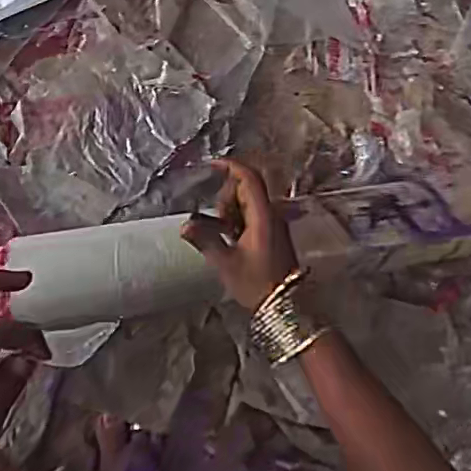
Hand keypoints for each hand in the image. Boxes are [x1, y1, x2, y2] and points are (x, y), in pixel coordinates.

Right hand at [181, 159, 298, 309]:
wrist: (285, 305)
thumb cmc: (257, 284)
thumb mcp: (226, 263)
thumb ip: (205, 240)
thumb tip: (185, 225)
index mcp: (263, 215)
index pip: (249, 178)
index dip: (231, 166)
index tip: (212, 164)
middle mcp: (272, 214)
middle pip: (248, 187)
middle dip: (227, 196)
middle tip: (218, 221)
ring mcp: (275, 223)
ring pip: (249, 201)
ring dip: (232, 209)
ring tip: (225, 233)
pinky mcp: (273, 233)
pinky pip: (253, 214)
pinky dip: (239, 219)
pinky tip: (232, 238)